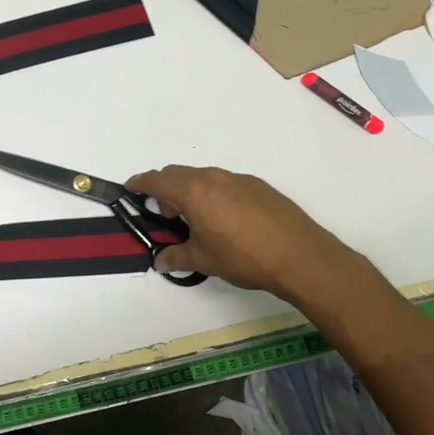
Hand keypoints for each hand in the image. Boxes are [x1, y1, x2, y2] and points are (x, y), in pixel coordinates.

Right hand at [125, 165, 357, 300]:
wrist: (302, 257)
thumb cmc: (244, 257)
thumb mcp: (205, 260)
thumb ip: (177, 256)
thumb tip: (160, 260)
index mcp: (193, 192)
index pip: (157, 180)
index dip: (140, 183)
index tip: (131, 188)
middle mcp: (213, 178)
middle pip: (178, 174)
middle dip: (166, 189)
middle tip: (168, 214)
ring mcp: (239, 179)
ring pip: (204, 176)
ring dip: (192, 190)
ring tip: (199, 218)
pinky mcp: (260, 186)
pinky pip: (226, 183)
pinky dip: (216, 193)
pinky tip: (228, 219)